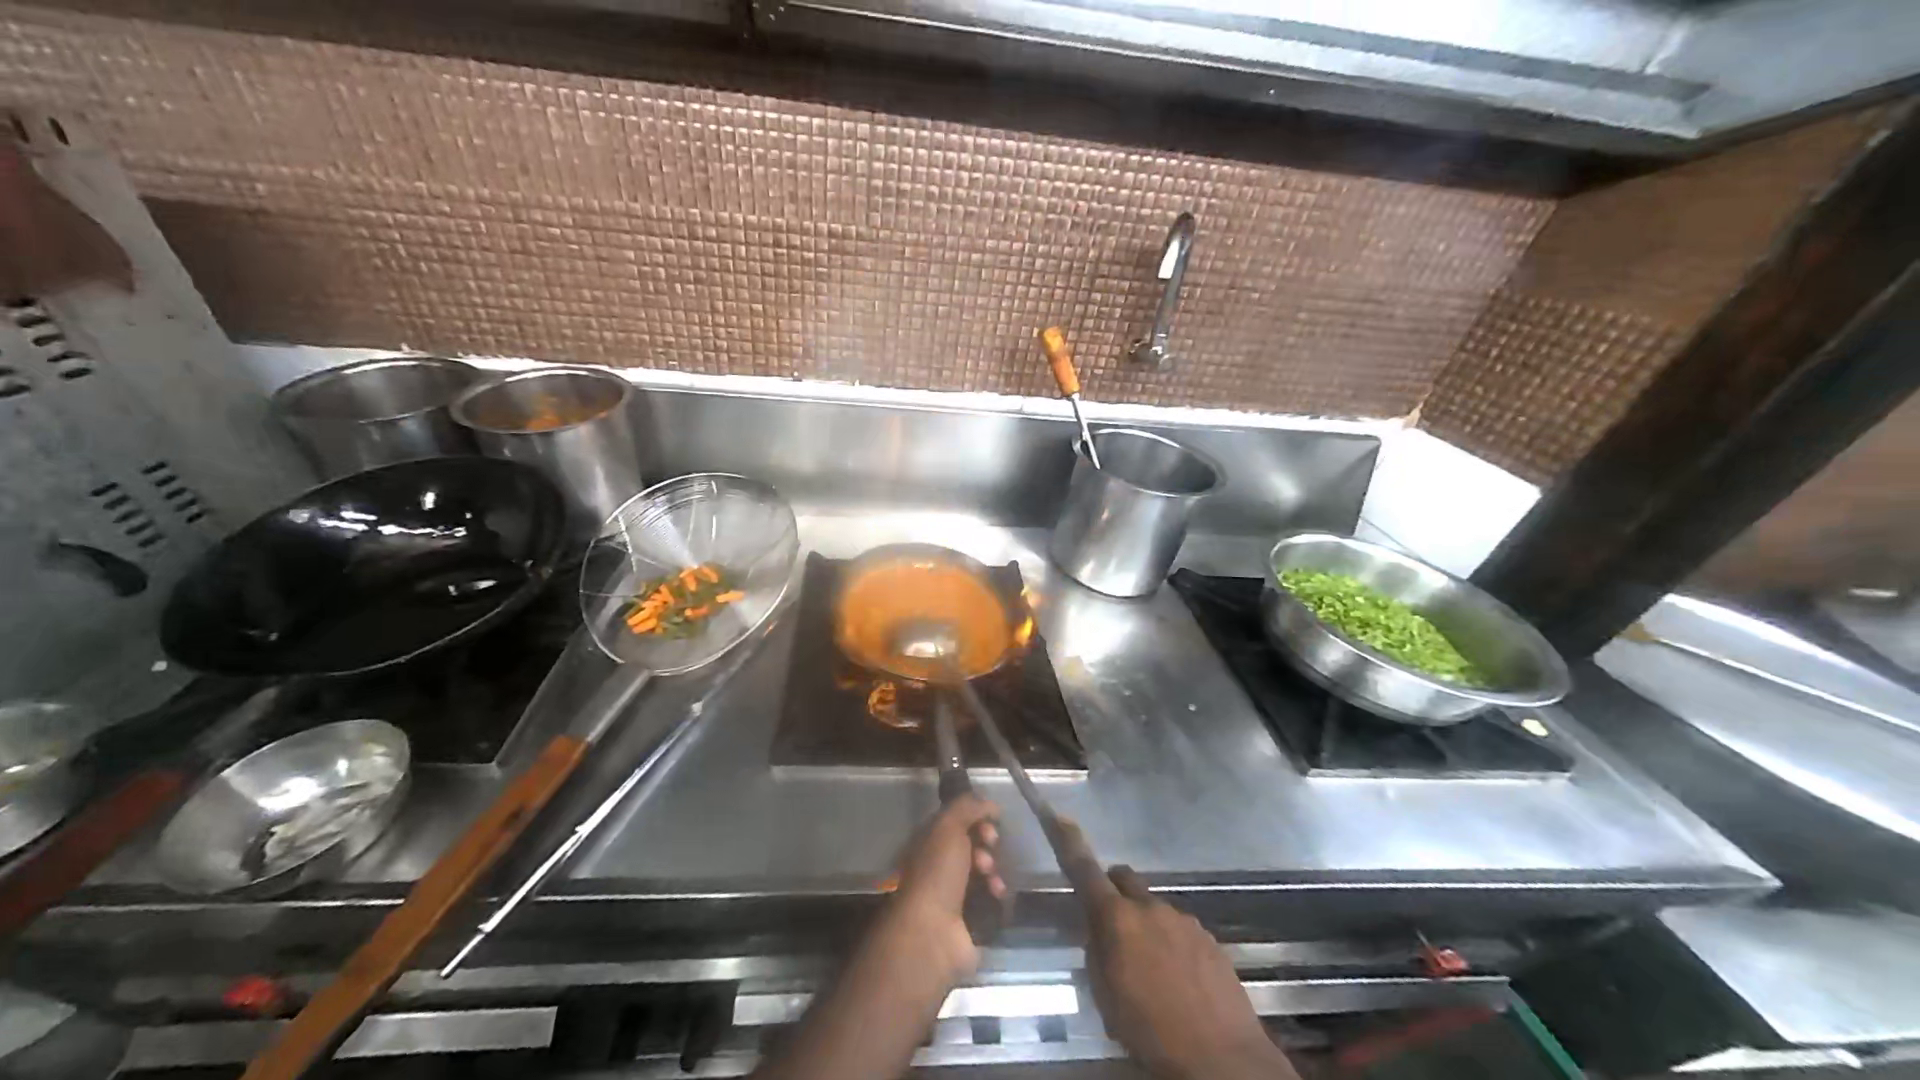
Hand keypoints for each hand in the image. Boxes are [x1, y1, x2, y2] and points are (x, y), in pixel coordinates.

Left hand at [890, 795, 1005, 975]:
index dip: (976, 817)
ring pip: (984, 871)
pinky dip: (997, 892)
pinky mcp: (971, 917)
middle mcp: (940, 865)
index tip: (990, 822)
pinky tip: (998, 894)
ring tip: (992, 877)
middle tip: (990, 847)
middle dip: (987, 843)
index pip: (957, 822)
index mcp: (929, 842)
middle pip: (973, 845)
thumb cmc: (937, 873)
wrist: (933, 931)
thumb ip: (968, 807)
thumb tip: (990, 804)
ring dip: (994, 868)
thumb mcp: (948, 827)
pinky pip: (991, 897)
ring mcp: (955, 893)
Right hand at [1057, 820, 1297, 1079]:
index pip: (1085, 869)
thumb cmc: (1151, 1032)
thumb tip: (1096, 933)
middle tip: (1111, 930)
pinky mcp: (1209, 937)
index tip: (1058, 816)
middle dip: (1113, 893)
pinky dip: (1171, 944)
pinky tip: (1178, 980)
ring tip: (1150, 970)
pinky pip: (1179, 929)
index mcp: (1117, 919)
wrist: (1223, 1059)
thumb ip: (1096, 954)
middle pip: (1123, 878)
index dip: (1068, 841)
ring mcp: (1183, 919)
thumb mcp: (1106, 998)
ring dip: (1145, 926)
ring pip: (1152, 908)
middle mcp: (1150, 908)